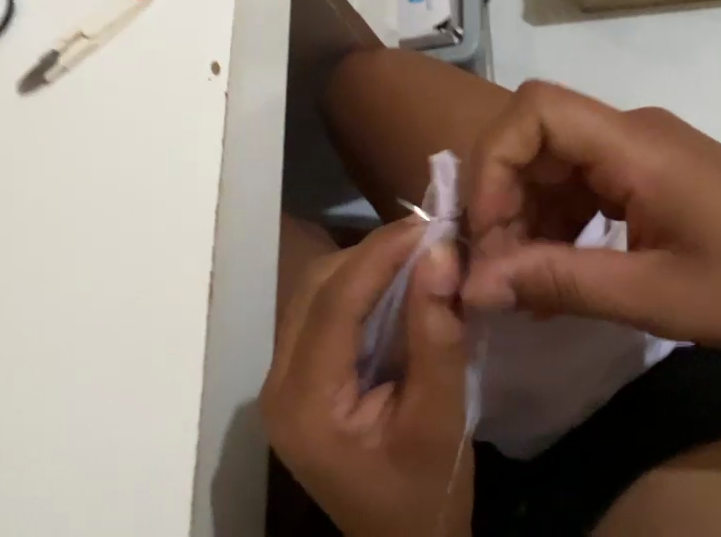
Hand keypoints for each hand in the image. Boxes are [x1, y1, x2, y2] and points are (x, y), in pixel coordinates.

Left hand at [263, 220, 473, 536]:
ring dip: (365, 266)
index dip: (380, 254)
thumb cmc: (426, 495)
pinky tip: (398, 280)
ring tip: (419, 251)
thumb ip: (436, 337)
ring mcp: (283, 381)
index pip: (334, 303)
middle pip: (316, 290)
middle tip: (430, 236)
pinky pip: (323, 312)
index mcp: (304, 403)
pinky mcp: (300, 377)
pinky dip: (360, 287)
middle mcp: (279, 384)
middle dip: (373, 255)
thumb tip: (441, 255)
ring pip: (315, 293)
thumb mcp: (441, 421)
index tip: (428, 224)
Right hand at [461, 80, 720, 354]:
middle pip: (535, 135)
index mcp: (635, 145)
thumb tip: (475, 286)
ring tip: (517, 281)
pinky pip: (581, 184)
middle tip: (491, 268)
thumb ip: (560, 282)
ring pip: (552, 162)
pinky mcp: (649, 174)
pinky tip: (554, 272)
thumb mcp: (656, 297)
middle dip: (501, 197)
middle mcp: (630, 131)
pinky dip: (556, 223)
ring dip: (525, 215)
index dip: (494, 162)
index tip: (485, 230)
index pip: (536, 110)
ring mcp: (640, 151)